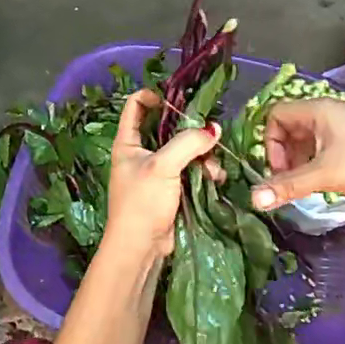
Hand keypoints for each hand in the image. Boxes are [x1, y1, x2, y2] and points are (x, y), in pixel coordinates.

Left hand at [105, 90, 218, 256]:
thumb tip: (214, 129)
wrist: (141, 247)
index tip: (177, 98)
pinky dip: (205, 172)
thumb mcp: (163, 166)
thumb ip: (188, 143)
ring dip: (202, 155)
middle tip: (209, 133)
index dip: (153, 96)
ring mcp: (158, 171)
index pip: (136, 106)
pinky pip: (192, 170)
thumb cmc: (142, 202)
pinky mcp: (173, 188)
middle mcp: (142, 153)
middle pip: (168, 128)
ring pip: (185, 150)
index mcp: (128, 143)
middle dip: (191, 130)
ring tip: (213, 168)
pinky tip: (216, 178)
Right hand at [250, 99, 344, 208]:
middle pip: (290, 128)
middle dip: (284, 156)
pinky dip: (319, 163)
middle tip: (290, 182)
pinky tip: (329, 182)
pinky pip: (326, 146)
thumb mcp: (325, 174)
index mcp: (318, 110)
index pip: (275, 115)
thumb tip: (253, 199)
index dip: (270, 142)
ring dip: (301, 162)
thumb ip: (288, 186)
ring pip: (309, 140)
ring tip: (308, 186)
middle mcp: (330, 112)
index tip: (279, 170)